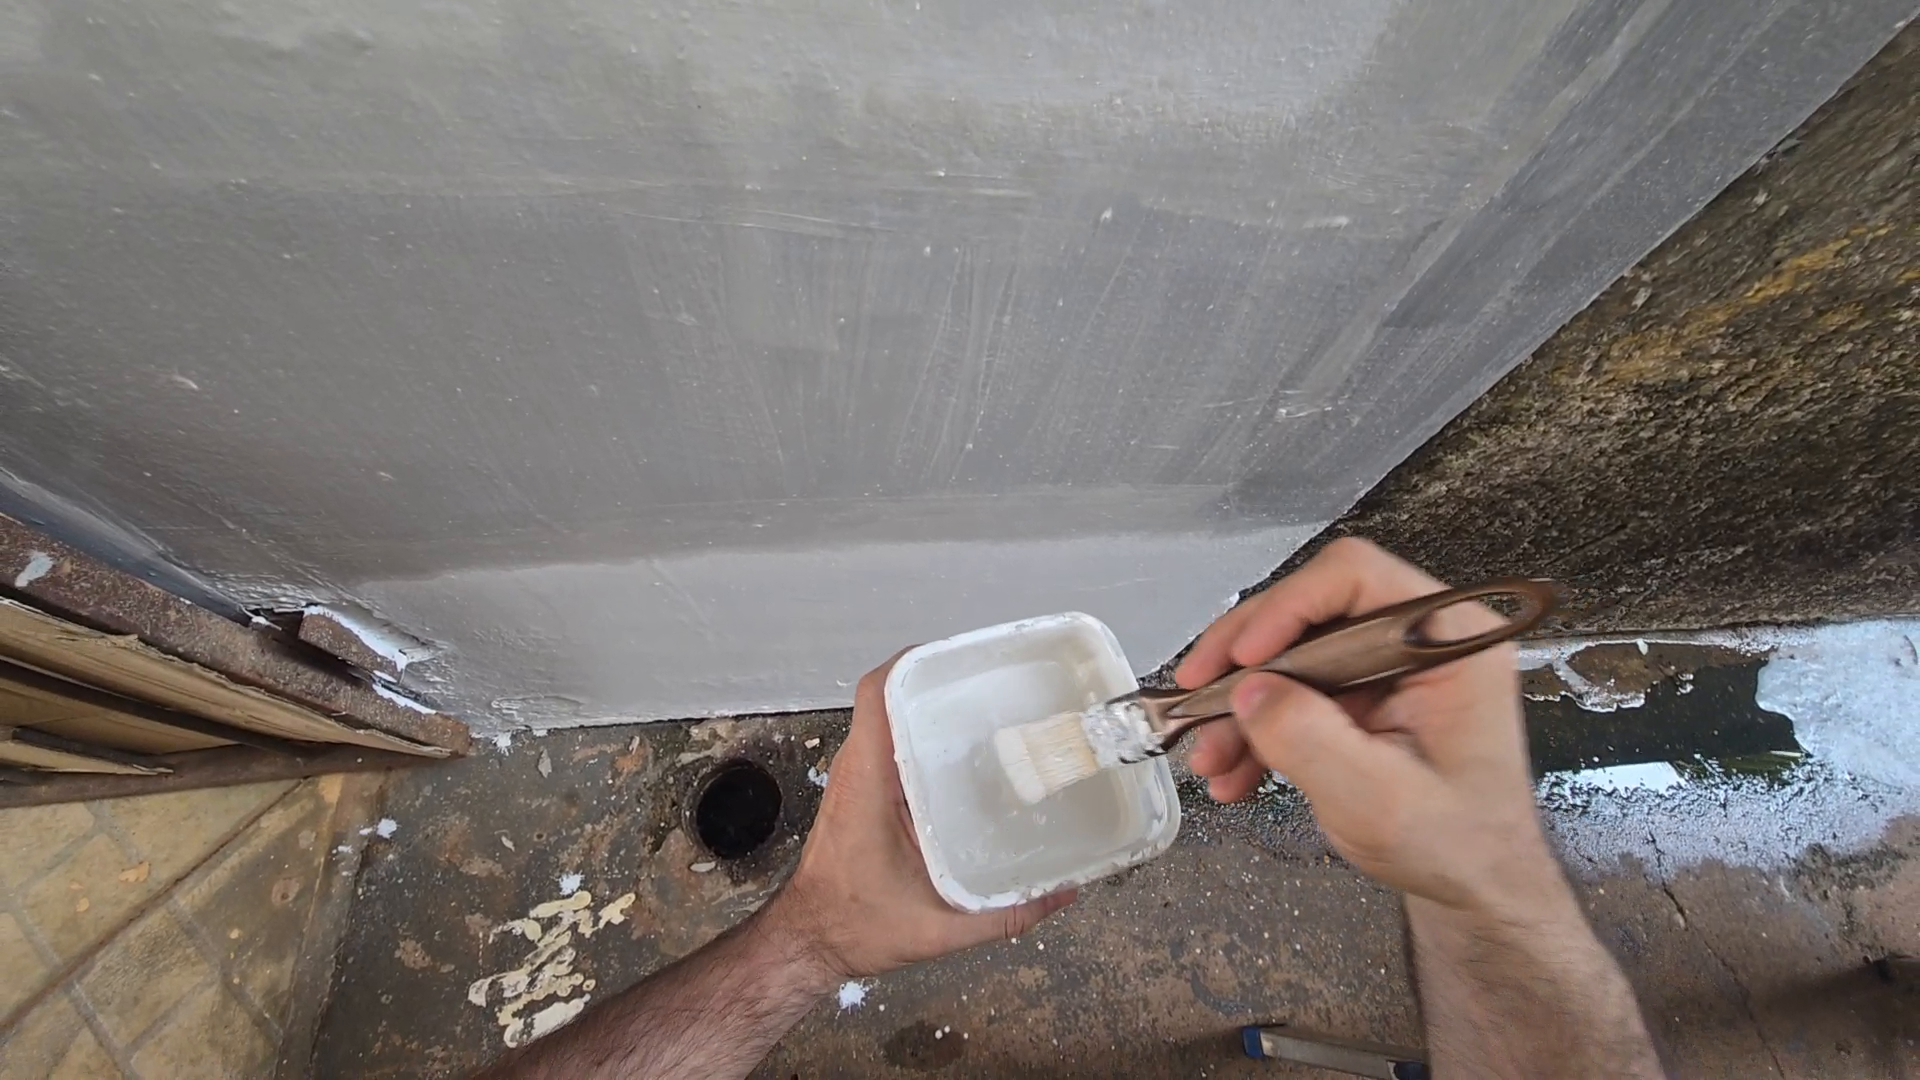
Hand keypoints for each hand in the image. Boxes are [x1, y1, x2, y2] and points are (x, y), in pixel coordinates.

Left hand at [762, 654, 1076, 983]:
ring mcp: (856, 774)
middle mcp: (859, 765)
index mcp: (869, 779)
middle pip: (890, 695)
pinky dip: (920, 732)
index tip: (961, 658)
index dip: (913, 662)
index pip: (878, 693)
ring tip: (986, 710)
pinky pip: (888, 740)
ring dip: (929, 705)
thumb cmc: (859, 926)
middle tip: (993, 685)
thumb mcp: (940, 928)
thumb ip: (1005, 913)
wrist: (808, 942)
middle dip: (937, 680)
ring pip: (888, 716)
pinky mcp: (860, 787)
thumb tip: (1066, 892)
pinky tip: (962, 754)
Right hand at [1175, 538, 1566, 915]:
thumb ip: (1309, 739)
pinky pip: (1285, 686)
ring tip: (1209, 755)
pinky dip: (1251, 724)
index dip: (1289, 607)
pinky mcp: (1351, 690)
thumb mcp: (1377, 799)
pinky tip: (1231, 767)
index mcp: (1447, 640)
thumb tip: (1246, 690)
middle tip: (1196, 692)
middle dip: (1241, 658)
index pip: (1354, 577)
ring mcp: (1378, 663)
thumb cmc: (1455, 847)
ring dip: (1236, 701)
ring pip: (1283, 650)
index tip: (1246, 658)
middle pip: (1303, 610)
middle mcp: (1411, 637)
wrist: (1472, 887)